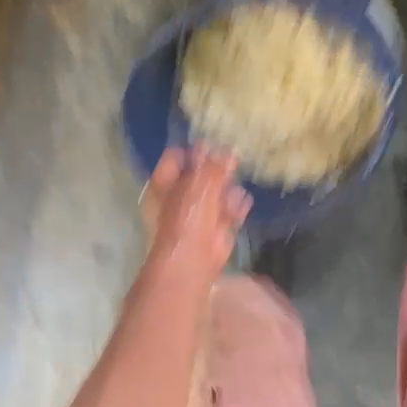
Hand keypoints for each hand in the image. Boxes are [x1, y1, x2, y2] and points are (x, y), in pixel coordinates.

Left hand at [139, 146, 250, 278]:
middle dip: (215, 170)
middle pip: (197, 176)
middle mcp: (175, 198)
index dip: (194, 151)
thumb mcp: (200, 184)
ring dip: (226, 189)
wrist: (193, 259)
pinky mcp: (211, 230)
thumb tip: (226, 150)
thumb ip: (213, 166)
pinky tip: (243, 202)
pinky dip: (234, 207)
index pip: (176, 158)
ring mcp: (194, 215)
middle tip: (231, 162)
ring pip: (213, 195)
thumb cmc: (188, 217)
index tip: (213, 146)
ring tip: (237, 186)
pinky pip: (224, 213)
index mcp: (163, 184)